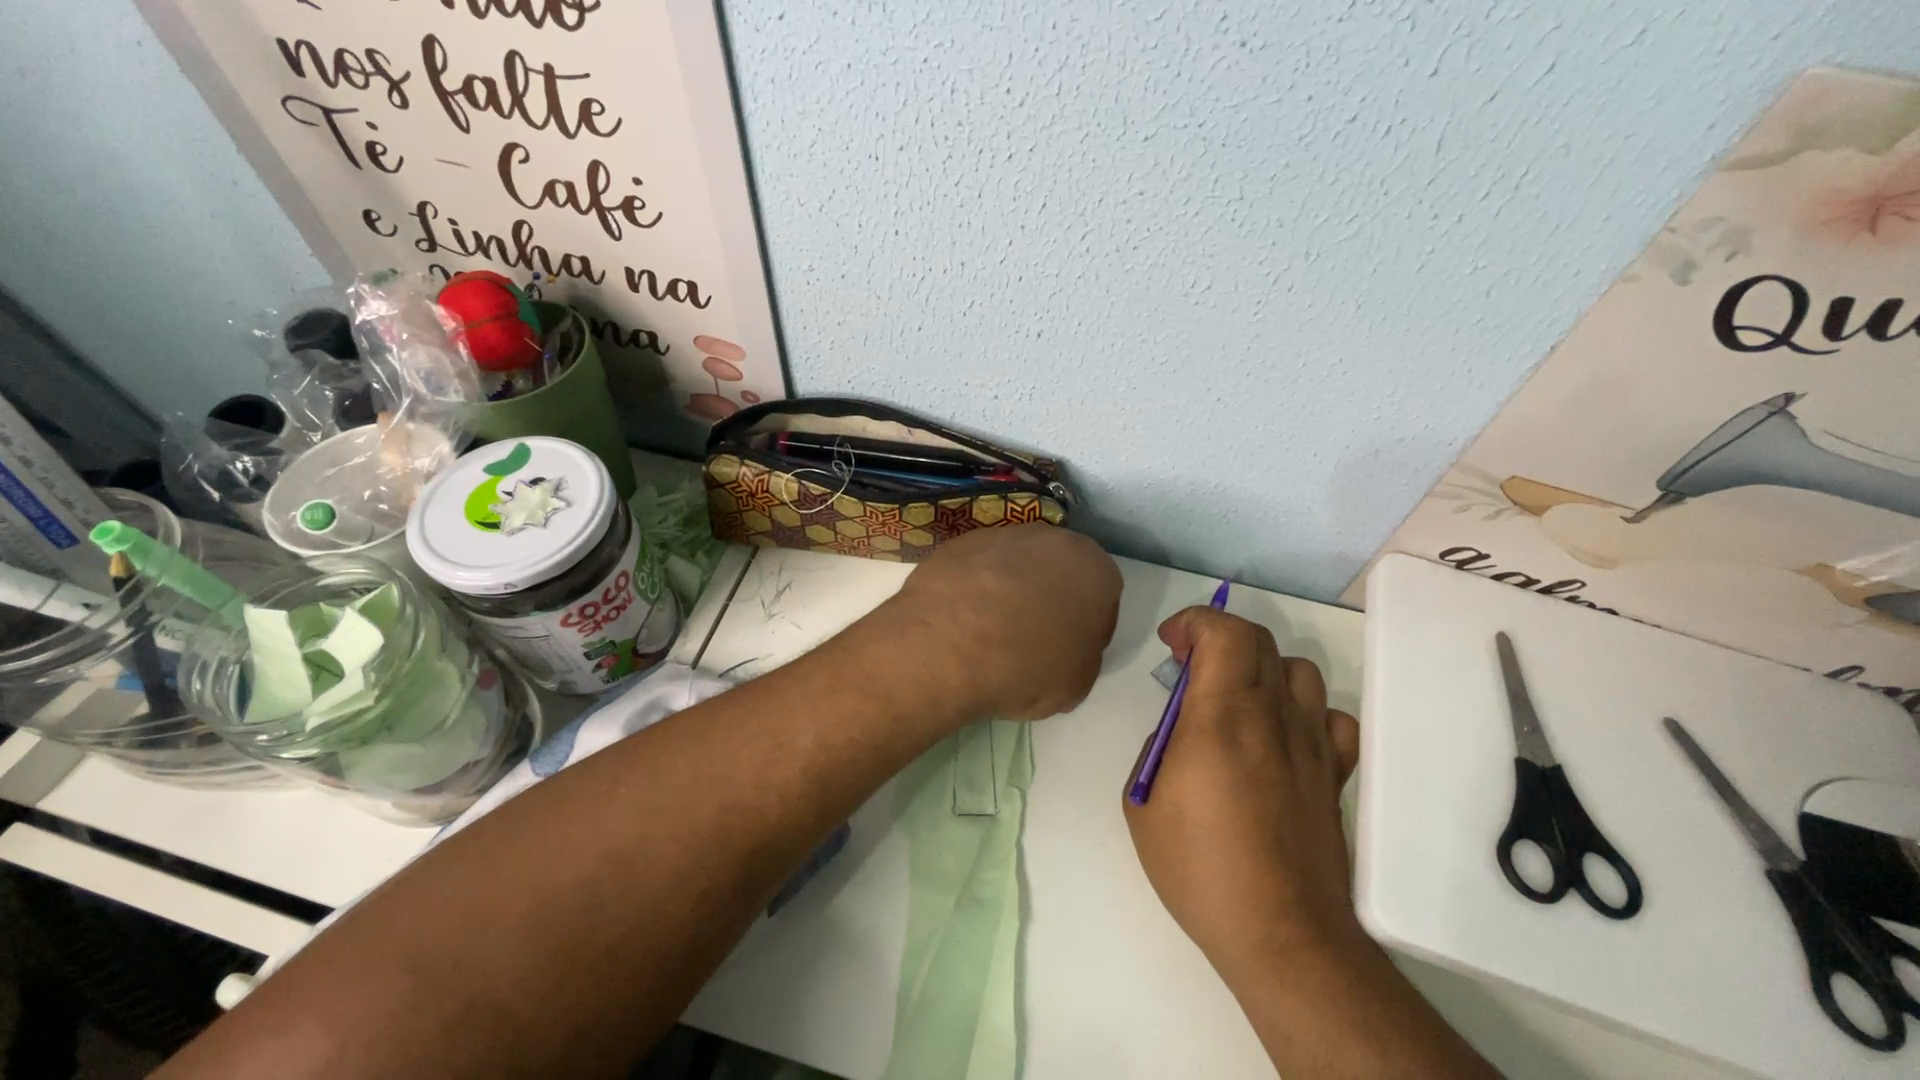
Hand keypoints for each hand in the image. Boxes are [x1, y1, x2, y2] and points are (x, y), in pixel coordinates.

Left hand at [883, 524, 1120, 721]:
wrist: (946, 649)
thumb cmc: (1027, 666)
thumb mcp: (1077, 683)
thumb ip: (1081, 655)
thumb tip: (1062, 647)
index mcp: (1092, 566)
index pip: (1103, 596)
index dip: (1089, 628)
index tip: (1071, 652)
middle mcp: (1048, 538)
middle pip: (1057, 572)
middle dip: (1049, 601)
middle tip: (1033, 640)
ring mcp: (997, 536)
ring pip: (1013, 567)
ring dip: (1009, 592)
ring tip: (990, 634)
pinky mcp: (955, 545)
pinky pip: (975, 571)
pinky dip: (972, 591)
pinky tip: (961, 624)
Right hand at [1124, 608, 1362, 979]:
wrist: (1281, 931)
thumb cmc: (1200, 869)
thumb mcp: (1143, 805)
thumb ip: (1157, 750)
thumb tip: (1179, 734)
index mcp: (1221, 718)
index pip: (1224, 632)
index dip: (1195, 621)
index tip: (1171, 644)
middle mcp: (1273, 718)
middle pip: (1259, 641)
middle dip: (1218, 639)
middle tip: (1189, 669)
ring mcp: (1312, 744)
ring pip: (1298, 670)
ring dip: (1261, 669)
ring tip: (1235, 700)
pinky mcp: (1335, 774)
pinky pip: (1332, 718)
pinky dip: (1306, 712)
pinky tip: (1283, 739)